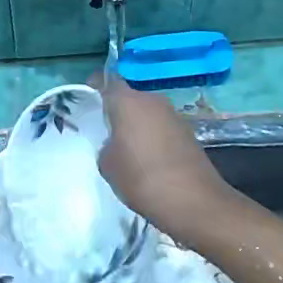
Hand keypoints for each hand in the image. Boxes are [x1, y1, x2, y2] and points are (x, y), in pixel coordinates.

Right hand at [94, 72, 234, 238]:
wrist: (195, 202)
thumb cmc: (142, 179)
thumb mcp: (108, 165)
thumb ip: (107, 145)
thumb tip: (117, 143)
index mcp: (128, 102)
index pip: (108, 80)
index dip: (96, 86)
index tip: (87, 98)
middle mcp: (152, 101)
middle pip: (129, 97)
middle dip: (117, 110)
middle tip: (105, 130)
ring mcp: (173, 115)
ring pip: (147, 112)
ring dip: (137, 124)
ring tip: (127, 148)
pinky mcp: (188, 132)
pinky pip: (162, 127)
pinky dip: (153, 136)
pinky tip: (149, 159)